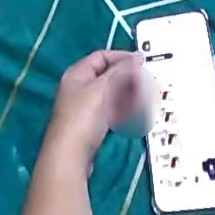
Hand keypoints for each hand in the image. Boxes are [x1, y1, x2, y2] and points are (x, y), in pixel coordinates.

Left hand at [44, 50, 144, 173]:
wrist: (70, 157)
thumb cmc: (85, 116)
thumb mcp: (104, 88)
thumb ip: (122, 70)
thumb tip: (138, 57)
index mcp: (77, 74)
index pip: (102, 56)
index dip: (122, 57)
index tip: (141, 63)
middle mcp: (78, 88)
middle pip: (106, 74)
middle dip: (126, 76)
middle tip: (144, 81)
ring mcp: (82, 107)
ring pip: (109, 93)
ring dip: (126, 92)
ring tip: (142, 97)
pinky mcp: (88, 125)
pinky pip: (108, 109)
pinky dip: (121, 107)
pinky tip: (131, 112)